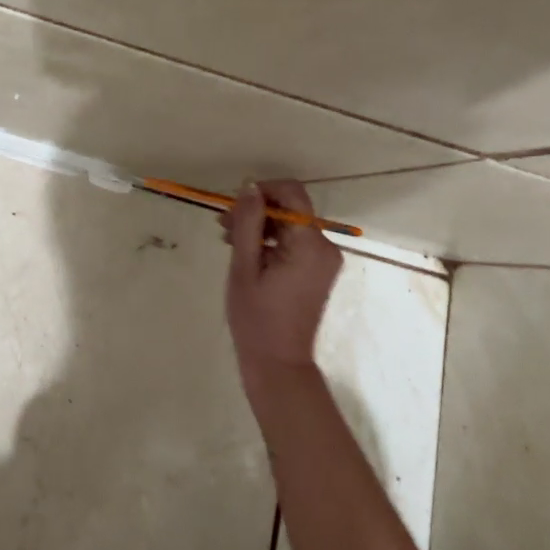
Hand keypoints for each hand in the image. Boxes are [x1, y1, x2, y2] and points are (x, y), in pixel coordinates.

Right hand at [220, 180, 341, 372]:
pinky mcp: (318, 270)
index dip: (263, 190)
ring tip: (228, 239)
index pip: (292, 193)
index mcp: (310, 244)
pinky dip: (271, 240)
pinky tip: (246, 252)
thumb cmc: (256, 317)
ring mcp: (324, 260)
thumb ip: (248, 222)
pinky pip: (294, 242)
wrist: (277, 363)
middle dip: (257, 210)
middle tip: (224, 225)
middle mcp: (325, 247)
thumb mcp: (245, 266)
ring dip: (260, 225)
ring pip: (290, 225)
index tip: (235, 205)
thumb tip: (250, 186)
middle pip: (291, 209)